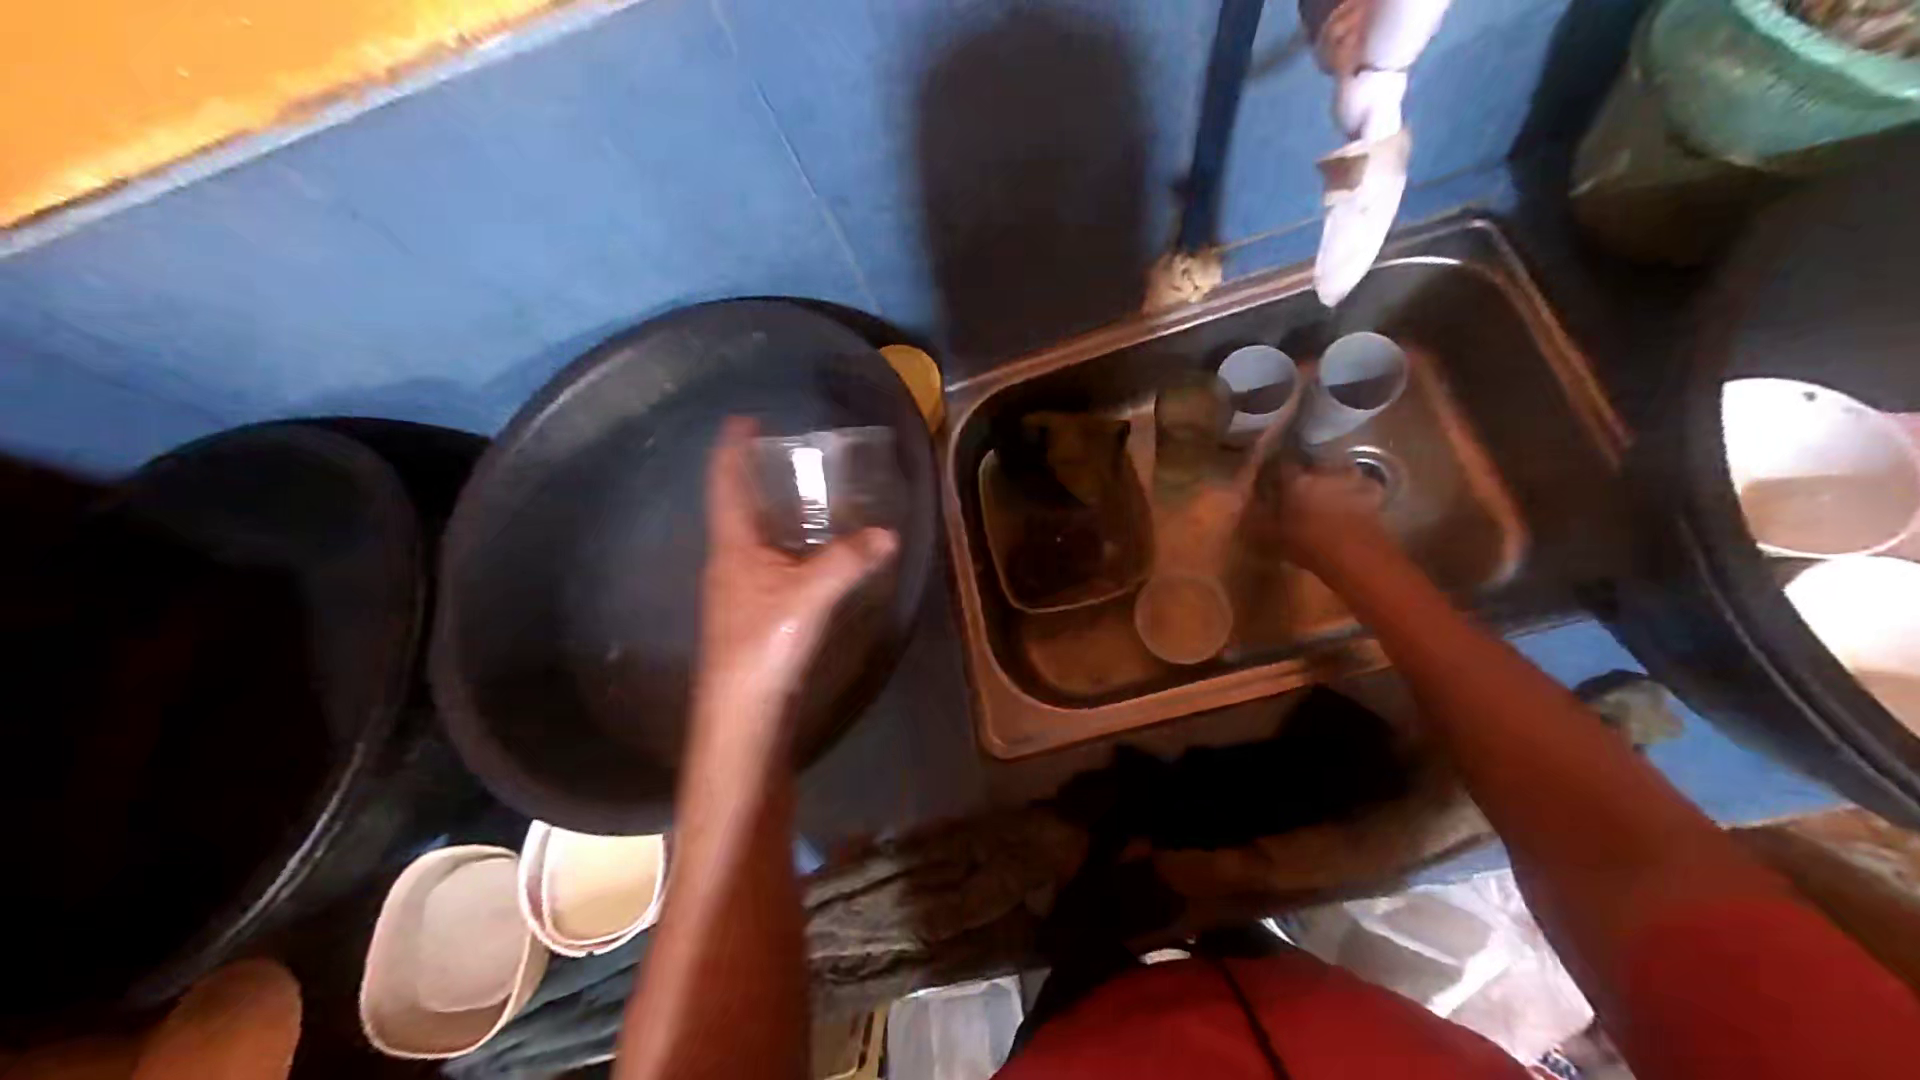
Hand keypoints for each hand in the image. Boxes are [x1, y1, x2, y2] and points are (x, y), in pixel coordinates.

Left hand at [698, 417, 897, 701]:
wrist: (742, 717)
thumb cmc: (763, 648)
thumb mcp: (808, 597)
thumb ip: (848, 561)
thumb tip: (887, 534)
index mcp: (732, 548)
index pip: (725, 484)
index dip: (731, 448)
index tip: (745, 419)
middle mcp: (730, 563)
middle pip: (740, 508)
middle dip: (761, 478)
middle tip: (795, 457)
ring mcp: (742, 591)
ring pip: (758, 538)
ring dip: (779, 514)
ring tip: (812, 496)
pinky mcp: (757, 615)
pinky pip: (775, 564)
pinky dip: (794, 548)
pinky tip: (820, 553)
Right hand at [1243, 457, 1390, 572]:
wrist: (1356, 556)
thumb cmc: (1307, 545)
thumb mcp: (1271, 536)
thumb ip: (1259, 518)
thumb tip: (1250, 506)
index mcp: (1295, 480)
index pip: (1281, 464)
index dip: (1276, 471)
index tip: (1273, 479)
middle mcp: (1323, 472)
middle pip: (1312, 467)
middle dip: (1307, 476)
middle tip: (1303, 492)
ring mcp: (1352, 479)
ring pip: (1340, 473)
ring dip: (1334, 481)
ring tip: (1330, 497)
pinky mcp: (1374, 492)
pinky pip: (1362, 487)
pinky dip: (1357, 493)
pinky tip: (1353, 505)